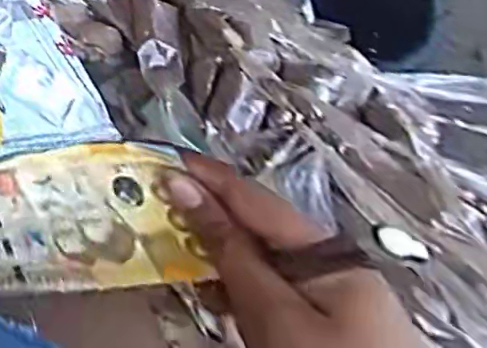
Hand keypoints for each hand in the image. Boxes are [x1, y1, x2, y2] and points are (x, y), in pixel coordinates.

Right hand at [162, 155, 422, 347]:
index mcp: (331, 256)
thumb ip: (225, 244)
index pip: (251, 195)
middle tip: (149, 201)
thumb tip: (179, 181)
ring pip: (258, 255)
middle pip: (255, 224)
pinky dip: (233, 279)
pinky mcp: (326, 329)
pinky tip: (208, 288)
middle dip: (202, 210)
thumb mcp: (268, 309)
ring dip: (212, 248)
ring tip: (169, 244)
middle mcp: (336, 269)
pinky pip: (269, 285)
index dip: (200, 173)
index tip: (150, 157)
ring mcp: (334, 302)